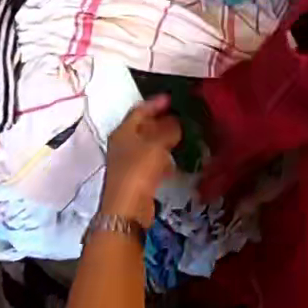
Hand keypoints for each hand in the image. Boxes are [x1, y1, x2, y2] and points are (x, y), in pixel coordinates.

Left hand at [98, 97, 180, 224]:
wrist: (127, 209)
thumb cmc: (138, 170)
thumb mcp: (157, 144)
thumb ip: (169, 129)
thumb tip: (177, 121)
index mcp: (123, 132)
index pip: (140, 110)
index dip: (155, 103)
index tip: (172, 98)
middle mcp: (123, 144)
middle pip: (143, 126)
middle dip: (161, 119)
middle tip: (181, 114)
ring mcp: (129, 161)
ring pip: (149, 143)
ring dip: (165, 137)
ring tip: (184, 133)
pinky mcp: (137, 176)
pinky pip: (153, 159)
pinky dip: (164, 155)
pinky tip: (177, 158)